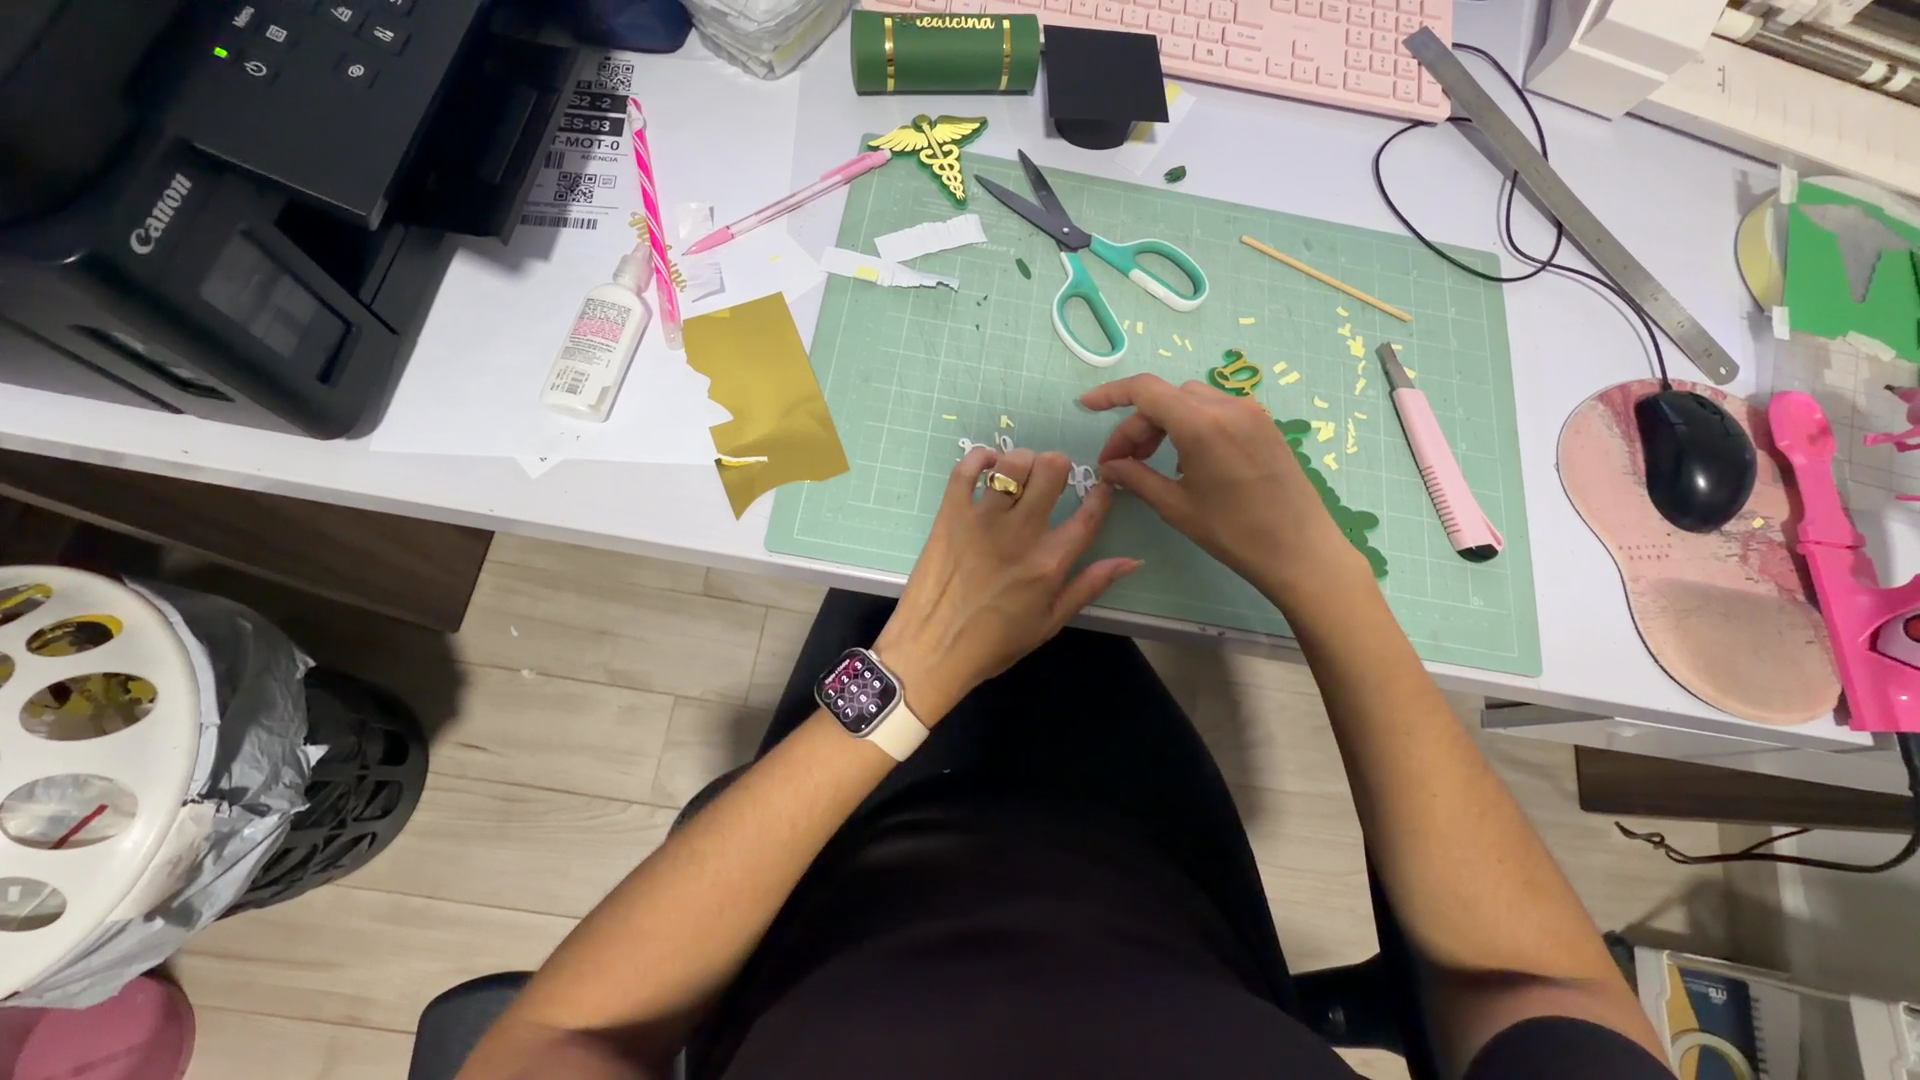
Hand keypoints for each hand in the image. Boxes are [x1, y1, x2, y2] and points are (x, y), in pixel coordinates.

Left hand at [873, 444, 1139, 723]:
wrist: (932, 651)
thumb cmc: (993, 644)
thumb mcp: (1050, 622)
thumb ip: (1089, 586)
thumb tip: (1132, 561)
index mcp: (1050, 562)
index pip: (1089, 513)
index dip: (1101, 494)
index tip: (1100, 488)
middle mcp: (1020, 533)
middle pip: (1052, 470)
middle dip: (1059, 467)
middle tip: (1052, 480)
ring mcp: (982, 520)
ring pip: (1012, 463)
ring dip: (1023, 461)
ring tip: (1021, 474)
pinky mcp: (950, 514)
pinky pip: (966, 469)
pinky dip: (980, 458)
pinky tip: (988, 467)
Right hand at [1079, 374, 1365, 597]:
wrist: (1301, 551)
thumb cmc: (1234, 533)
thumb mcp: (1175, 506)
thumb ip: (1136, 477)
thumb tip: (1110, 467)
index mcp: (1201, 424)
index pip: (1145, 390)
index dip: (1110, 394)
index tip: (1087, 406)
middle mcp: (1227, 407)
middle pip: (1166, 397)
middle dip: (1137, 424)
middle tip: (1121, 463)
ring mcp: (1251, 412)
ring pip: (1191, 400)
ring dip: (1164, 423)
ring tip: (1154, 461)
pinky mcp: (1264, 424)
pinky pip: (1216, 411)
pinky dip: (1191, 425)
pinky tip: (1188, 461)